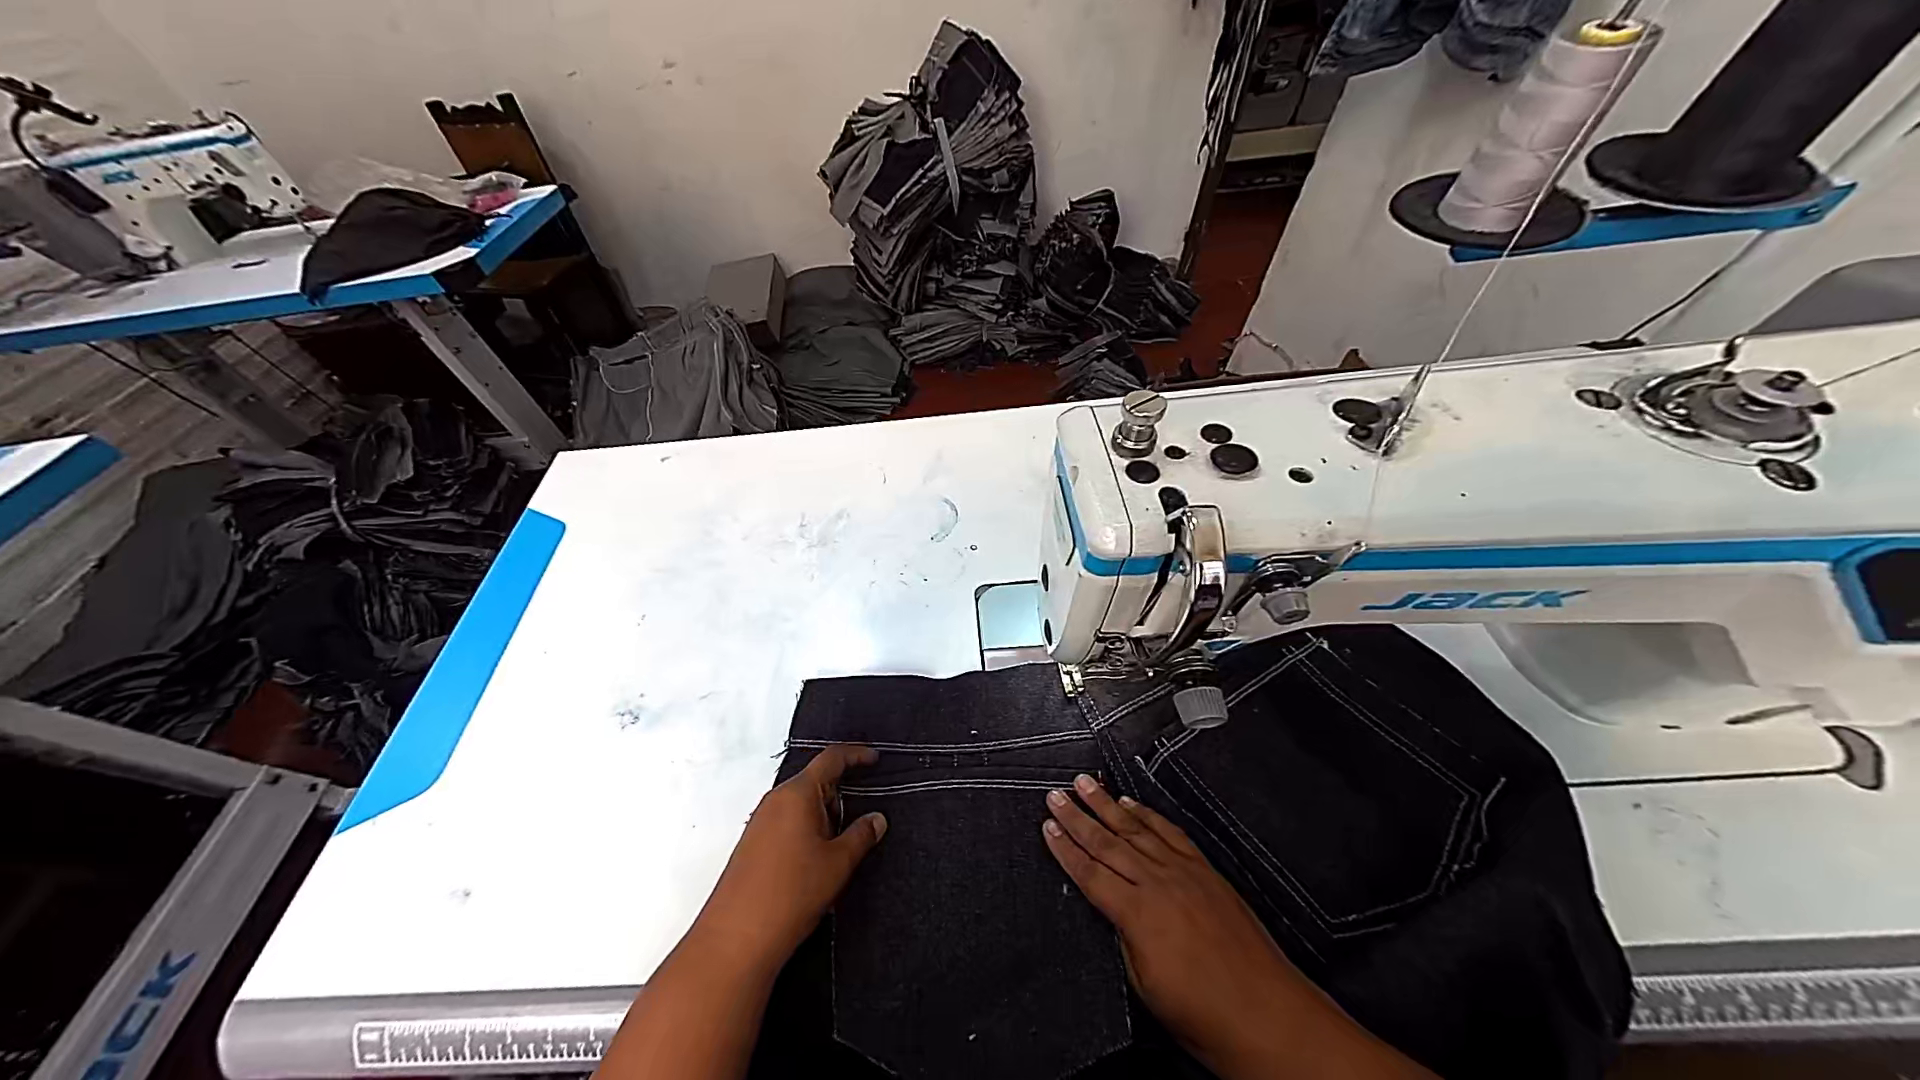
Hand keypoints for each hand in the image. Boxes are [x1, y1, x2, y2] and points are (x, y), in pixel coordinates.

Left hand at [695, 744, 887, 972]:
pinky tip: (817, 863)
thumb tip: (876, 820)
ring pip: (802, 806)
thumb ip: (862, 835)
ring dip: (825, 818)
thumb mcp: (839, 863)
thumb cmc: (789, 894)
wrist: (737, 939)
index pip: (831, 759)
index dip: (856, 755)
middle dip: (841, 797)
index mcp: (797, 794)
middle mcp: (775, 801)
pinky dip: (808, 832)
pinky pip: (788, 824)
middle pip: (816, 782)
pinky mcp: (753, 844)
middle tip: (862, 822)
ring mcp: (760, 822)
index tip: (874, 758)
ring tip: (840, 851)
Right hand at [1043, 774, 1432, 1079]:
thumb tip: (1110, 909)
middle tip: (1056, 795)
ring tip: (1086, 783)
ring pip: (1136, 829)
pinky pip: (1171, 833)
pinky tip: (1133, 804)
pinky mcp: (1206, 872)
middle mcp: (1159, 885)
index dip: (1064, 849)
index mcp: (1138, 915)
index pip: (1089, 872)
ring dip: (1107, 805)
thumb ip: (1122, 938)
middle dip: (1077, 816)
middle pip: (1107, 843)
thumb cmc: (1208, 1017)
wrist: (1269, 1018)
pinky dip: (1149, 816)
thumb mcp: (1145, 985)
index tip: (1047, 827)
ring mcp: (1185, 873)